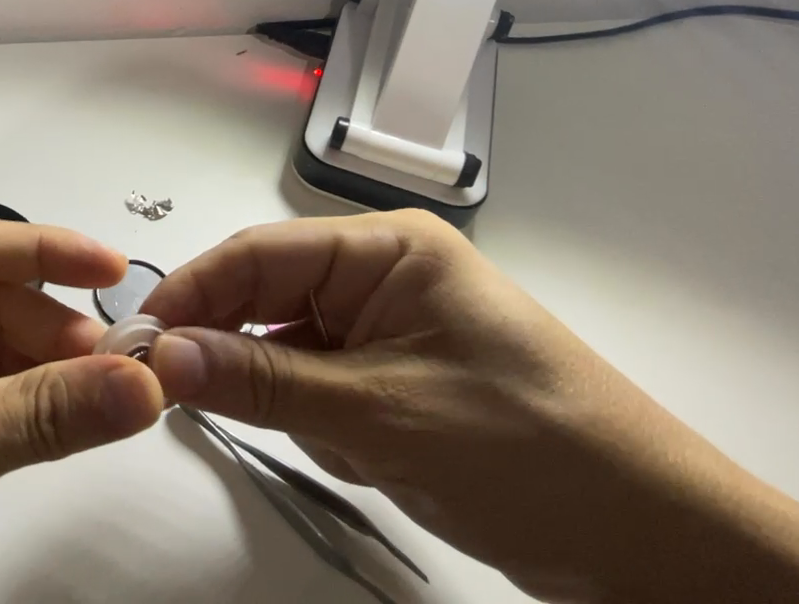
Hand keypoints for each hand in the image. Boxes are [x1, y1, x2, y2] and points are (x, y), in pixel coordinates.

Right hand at [140, 209, 798, 603]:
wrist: (663, 549)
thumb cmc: (537, 454)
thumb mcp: (380, 414)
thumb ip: (261, 380)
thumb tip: (163, 355)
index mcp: (385, 249)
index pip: (256, 255)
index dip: (189, 294)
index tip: (135, 340)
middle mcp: (381, 275)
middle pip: (265, 298)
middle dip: (238, 353)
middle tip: (192, 397)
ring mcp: (388, 327)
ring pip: (284, 347)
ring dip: (288, 397)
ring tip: (344, 441)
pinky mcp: (395, 375)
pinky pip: (317, 383)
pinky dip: (320, 421)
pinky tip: (367, 454)